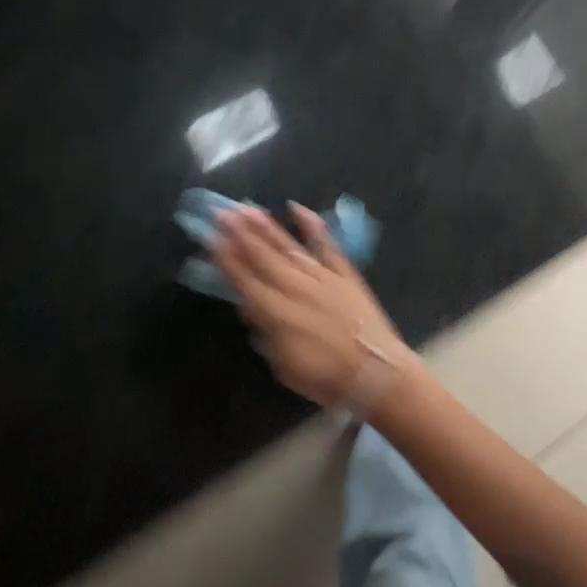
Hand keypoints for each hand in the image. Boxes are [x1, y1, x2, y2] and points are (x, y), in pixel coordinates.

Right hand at [213, 203, 413, 408]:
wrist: (376, 371)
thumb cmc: (326, 378)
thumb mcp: (285, 366)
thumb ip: (266, 333)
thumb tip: (251, 306)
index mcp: (276, 313)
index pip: (244, 279)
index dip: (226, 258)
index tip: (210, 237)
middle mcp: (295, 287)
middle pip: (262, 256)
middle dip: (239, 233)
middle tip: (221, 212)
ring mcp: (321, 276)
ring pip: (288, 246)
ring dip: (266, 227)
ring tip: (248, 208)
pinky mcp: (344, 272)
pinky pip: (326, 244)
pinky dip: (312, 226)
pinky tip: (297, 209)